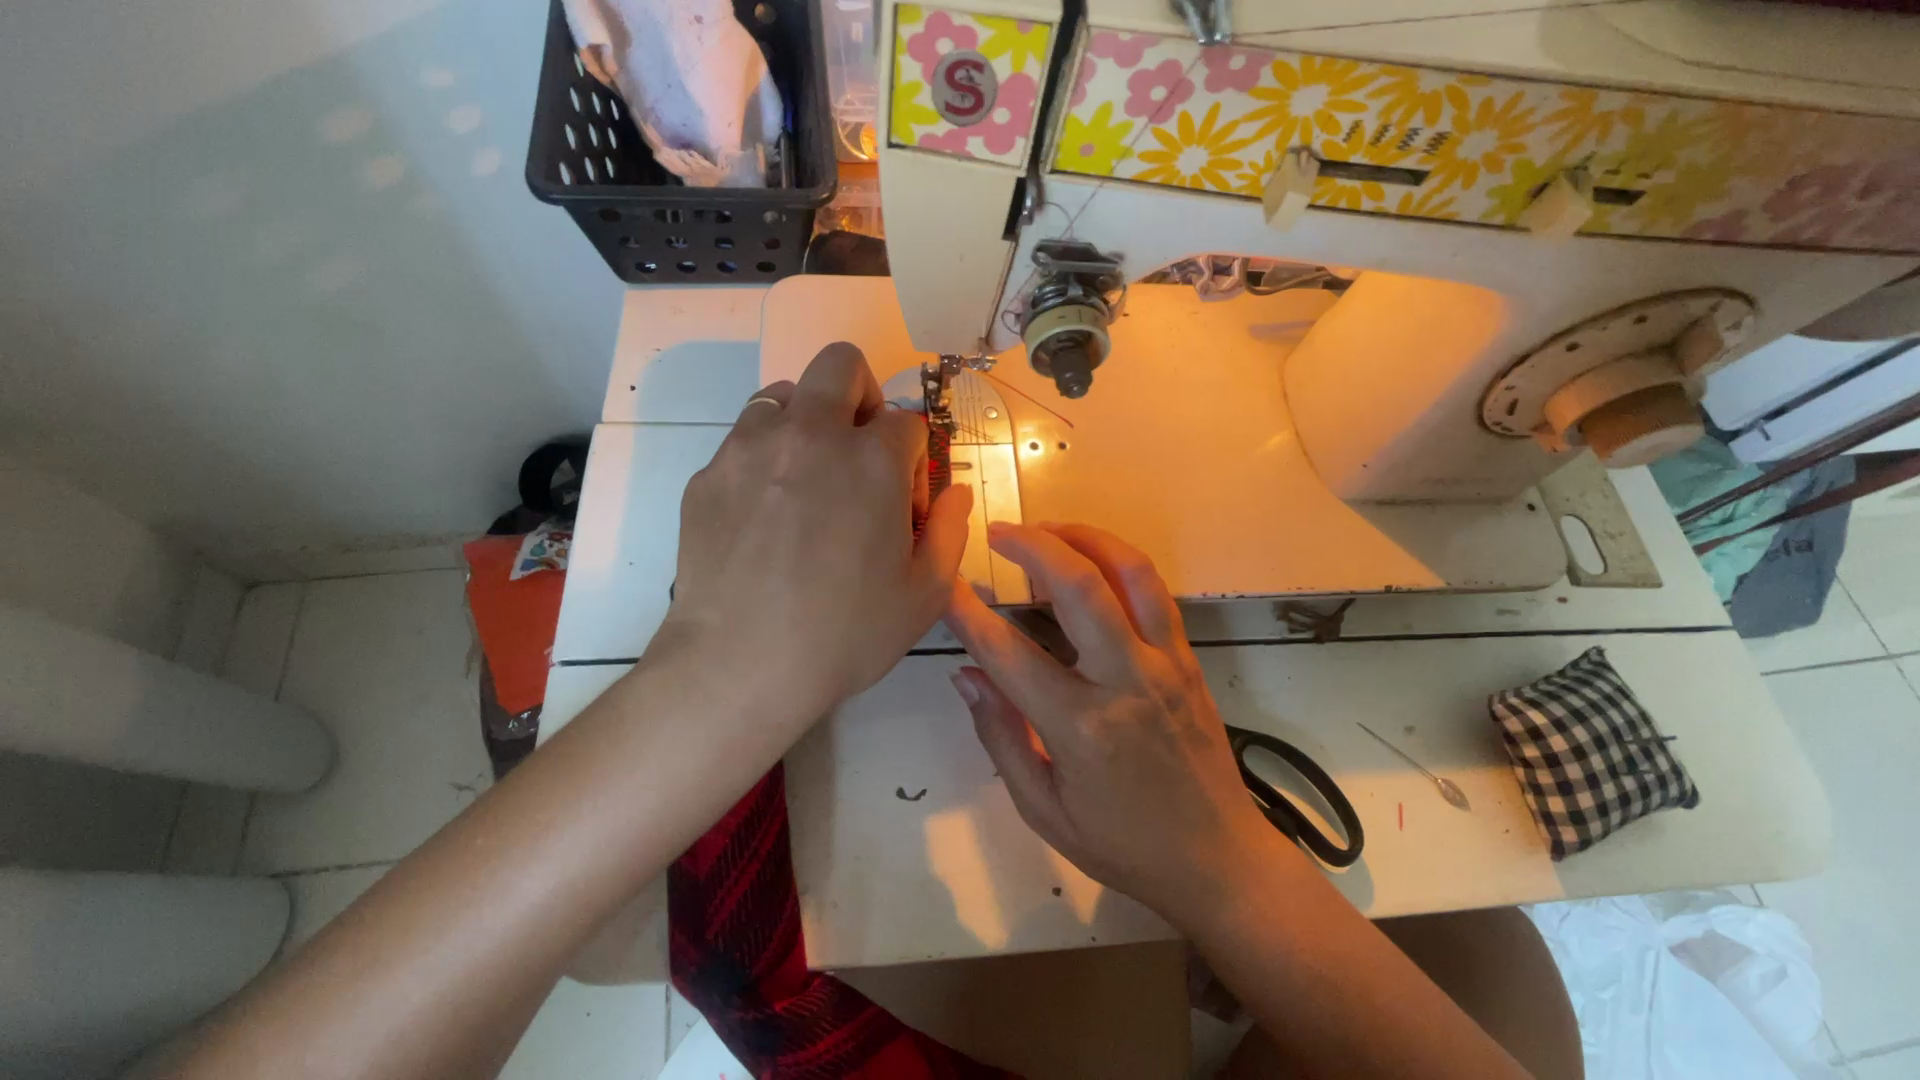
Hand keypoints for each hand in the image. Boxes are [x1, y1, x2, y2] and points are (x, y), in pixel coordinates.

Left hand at [658, 342, 971, 725]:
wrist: (738, 664)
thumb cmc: (844, 635)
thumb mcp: (924, 594)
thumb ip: (949, 530)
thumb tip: (954, 492)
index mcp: (872, 460)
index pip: (907, 420)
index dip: (913, 460)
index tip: (901, 504)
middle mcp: (810, 435)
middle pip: (841, 365)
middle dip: (862, 395)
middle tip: (859, 452)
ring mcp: (750, 448)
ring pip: (783, 394)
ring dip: (806, 424)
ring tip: (805, 484)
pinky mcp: (708, 475)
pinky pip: (742, 441)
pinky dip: (763, 460)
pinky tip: (762, 521)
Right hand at [943, 523, 1292, 924]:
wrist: (1217, 858)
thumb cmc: (1122, 844)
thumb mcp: (1044, 808)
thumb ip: (1002, 737)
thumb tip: (966, 677)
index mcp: (1081, 727)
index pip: (1010, 652)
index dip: (968, 612)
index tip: (943, 582)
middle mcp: (1126, 681)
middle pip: (1078, 586)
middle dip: (1033, 545)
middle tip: (998, 530)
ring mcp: (1166, 664)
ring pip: (1129, 572)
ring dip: (1085, 538)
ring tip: (1048, 530)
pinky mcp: (1188, 660)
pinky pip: (1156, 592)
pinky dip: (1121, 561)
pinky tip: (1095, 560)